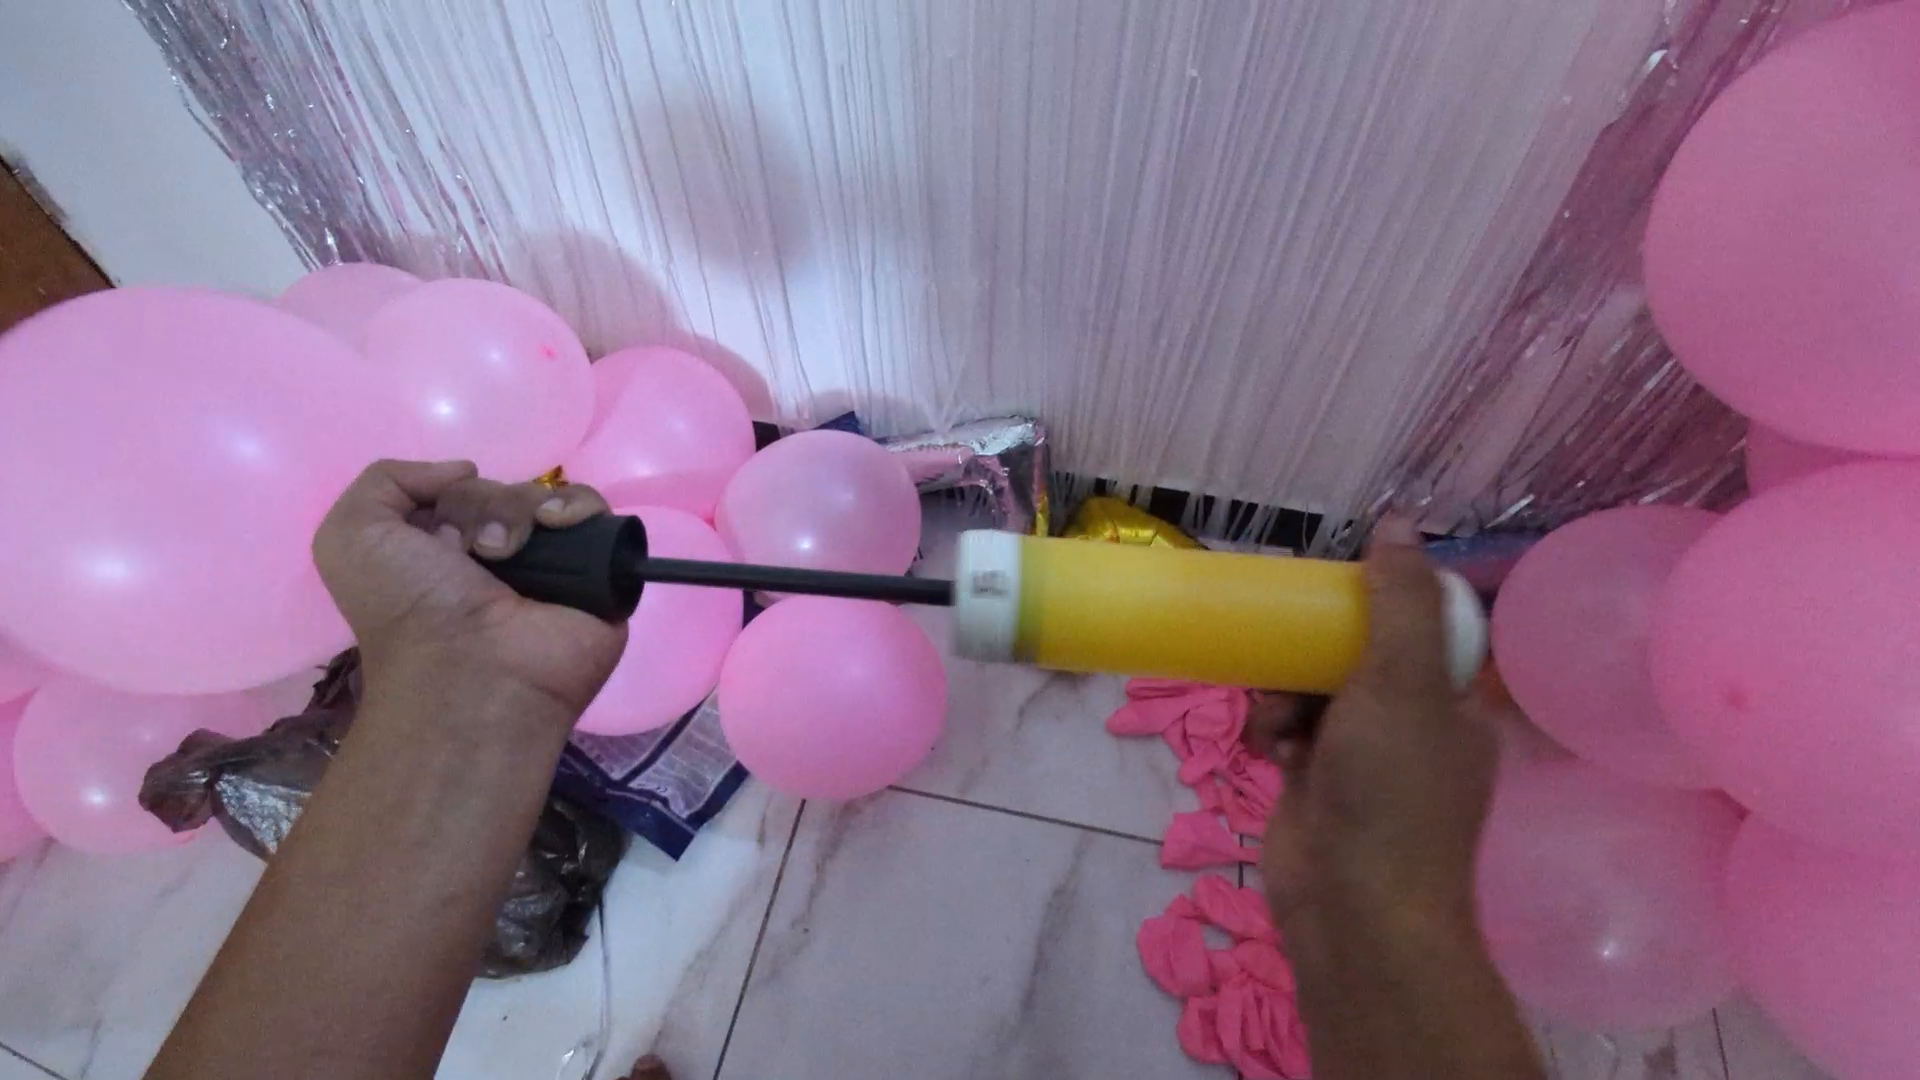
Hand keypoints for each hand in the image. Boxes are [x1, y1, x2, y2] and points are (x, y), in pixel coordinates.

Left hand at [312, 460, 628, 724]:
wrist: (475, 668)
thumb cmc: (409, 608)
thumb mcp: (352, 536)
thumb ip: (386, 480)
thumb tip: (467, 469)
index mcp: (451, 552)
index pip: (465, 492)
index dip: (449, 500)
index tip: (437, 540)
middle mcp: (507, 557)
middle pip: (508, 492)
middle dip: (486, 507)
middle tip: (477, 554)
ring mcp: (557, 565)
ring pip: (552, 499)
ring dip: (525, 509)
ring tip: (514, 551)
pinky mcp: (602, 572)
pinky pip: (599, 515)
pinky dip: (579, 506)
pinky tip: (559, 526)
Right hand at [1246, 519, 1497, 941]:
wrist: (1350, 900)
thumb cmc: (1388, 789)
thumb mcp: (1401, 683)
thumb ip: (1398, 602)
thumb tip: (1399, 519)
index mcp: (1453, 701)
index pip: (1418, 626)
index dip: (1373, 601)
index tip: (1329, 590)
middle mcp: (1412, 724)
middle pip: (1353, 654)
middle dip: (1309, 653)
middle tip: (1282, 644)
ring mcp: (1361, 755)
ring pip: (1310, 690)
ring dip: (1282, 696)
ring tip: (1274, 718)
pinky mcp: (1316, 779)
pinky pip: (1288, 729)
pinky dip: (1272, 732)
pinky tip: (1268, 750)